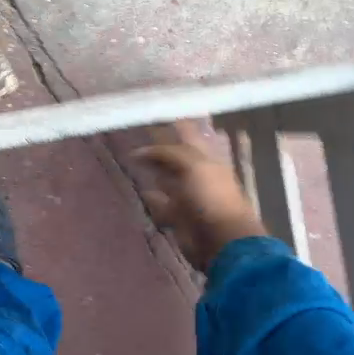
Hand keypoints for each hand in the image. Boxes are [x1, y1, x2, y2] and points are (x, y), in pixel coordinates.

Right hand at [133, 122, 268, 271]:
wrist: (221, 240)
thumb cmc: (211, 198)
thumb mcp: (192, 165)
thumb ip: (167, 152)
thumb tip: (140, 151)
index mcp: (205, 158)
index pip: (187, 135)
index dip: (173, 124)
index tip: (153, 114)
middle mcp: (196, 174)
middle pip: (173, 156)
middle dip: (158, 146)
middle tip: (135, 133)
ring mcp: (187, 196)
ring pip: (166, 178)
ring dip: (153, 171)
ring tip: (132, 160)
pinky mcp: (178, 216)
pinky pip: (160, 203)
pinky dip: (151, 198)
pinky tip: (142, 191)